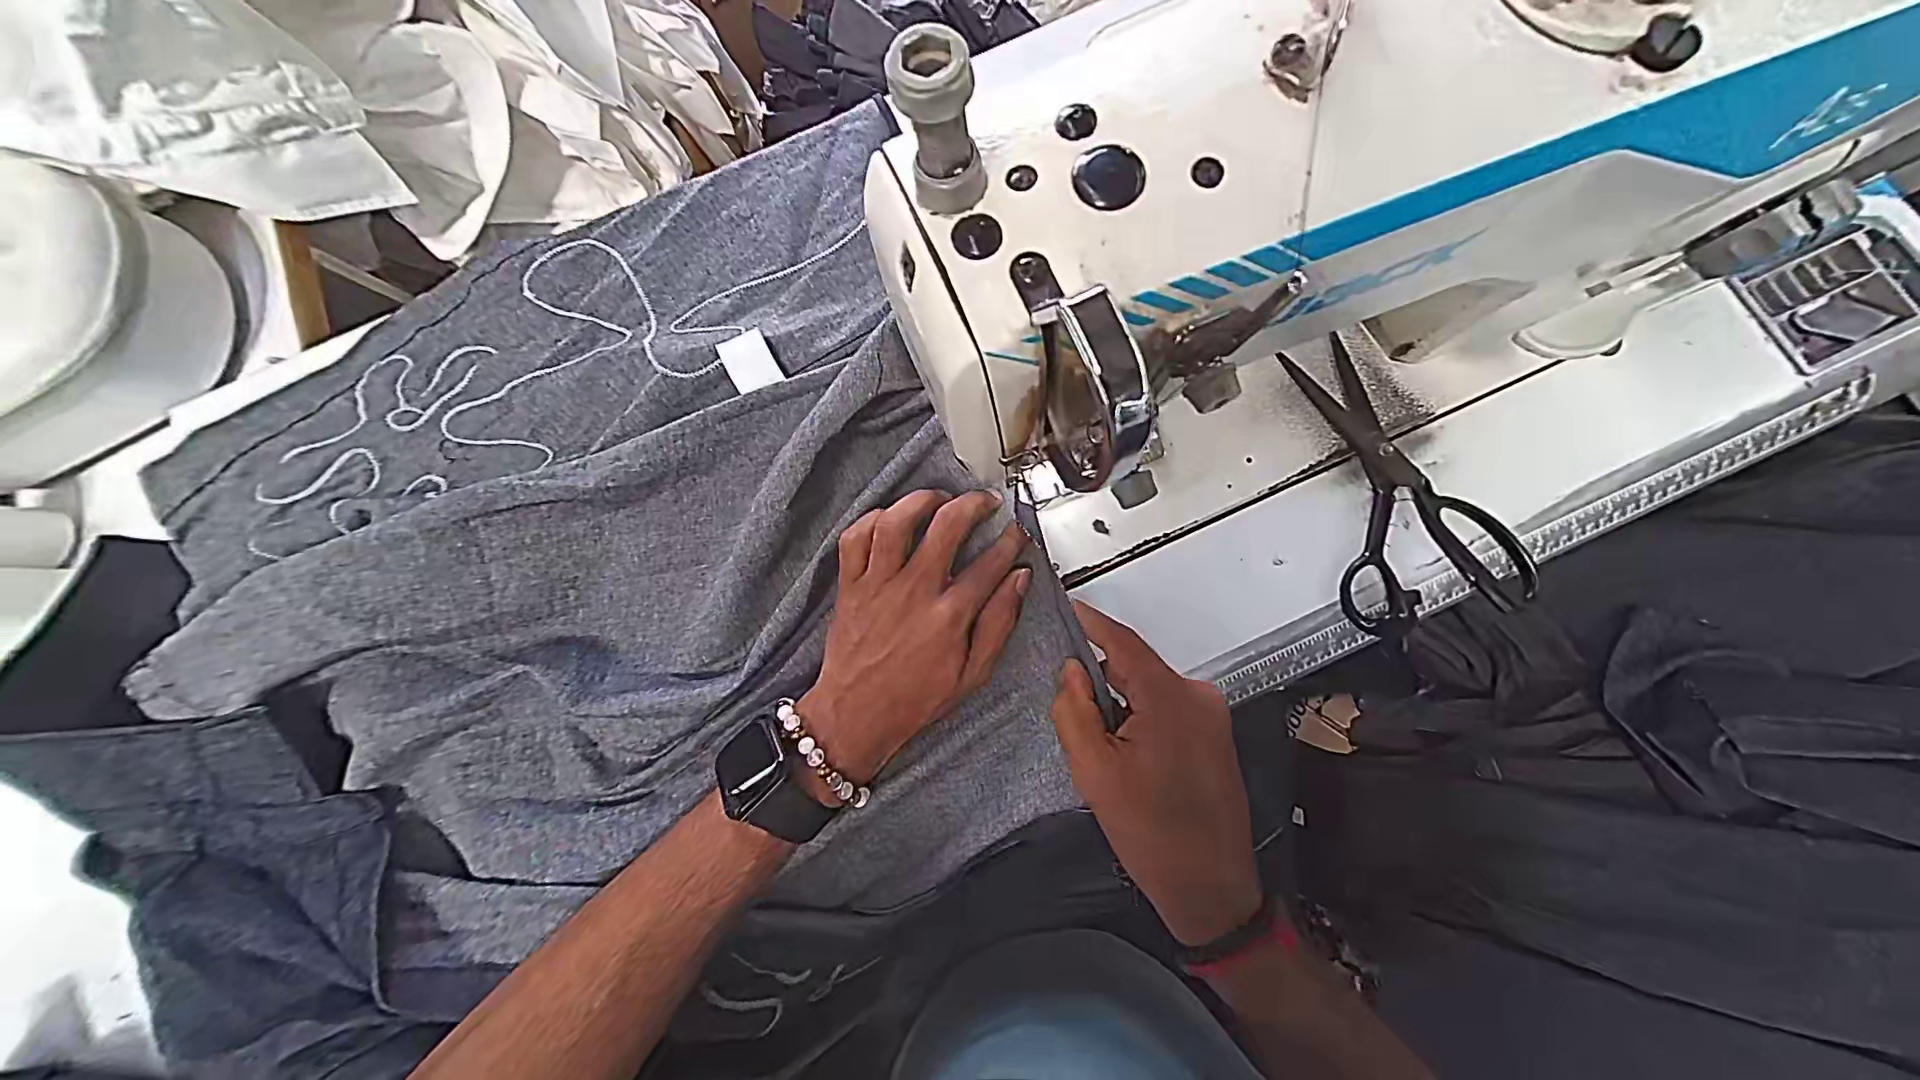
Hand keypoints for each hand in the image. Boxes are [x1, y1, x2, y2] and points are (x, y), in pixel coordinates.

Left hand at [798, 490, 1031, 798]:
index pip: (990, 563)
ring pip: (897, 522)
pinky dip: (872, 519)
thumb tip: (1018, 582)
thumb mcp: (973, 674)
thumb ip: (999, 623)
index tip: (1016, 534)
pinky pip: (855, 538)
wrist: (856, 715)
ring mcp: (878, 586)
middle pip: (947, 526)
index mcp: (948, 616)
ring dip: (922, 500)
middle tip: (984, 502)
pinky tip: (891, 518)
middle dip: (973, 504)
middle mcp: (913, 593)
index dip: (1010, 541)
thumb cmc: (912, 699)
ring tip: (939, 499)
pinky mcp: (851, 586)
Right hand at [1051, 601, 1261, 945]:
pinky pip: (1167, 706)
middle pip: (1135, 667)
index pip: (1123, 641)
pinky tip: (1129, 756)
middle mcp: (1198, 698)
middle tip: (1074, 710)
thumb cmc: (1157, 836)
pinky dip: (1141, 716)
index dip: (1092, 621)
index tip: (1070, 606)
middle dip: (1101, 680)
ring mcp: (1211, 716)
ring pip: (1149, 688)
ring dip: (1121, 703)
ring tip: (1107, 751)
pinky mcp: (1214, 733)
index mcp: (1170, 699)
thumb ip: (1074, 710)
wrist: (1209, 887)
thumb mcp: (1094, 771)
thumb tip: (1072, 672)